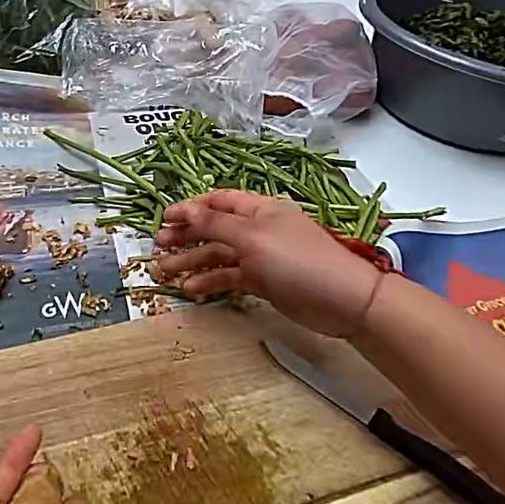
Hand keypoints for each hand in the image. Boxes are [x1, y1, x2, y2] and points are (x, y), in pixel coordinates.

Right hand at [154, 190, 385, 338]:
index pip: (217, 201)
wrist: (345, 301)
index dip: (189, 207)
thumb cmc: (299, 260)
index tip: (164, 218)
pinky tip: (191, 289)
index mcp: (258, 210)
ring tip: (164, 272)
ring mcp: (260, 256)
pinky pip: (229, 277)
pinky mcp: (263, 281)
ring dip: (191, 261)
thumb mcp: (251, 237)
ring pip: (217, 255)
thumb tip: (183, 209)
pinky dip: (210, 281)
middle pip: (212, 228)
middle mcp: (257, 230)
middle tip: (158, 246)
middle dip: (185, 235)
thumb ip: (214, 223)